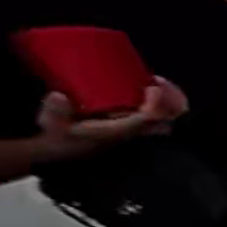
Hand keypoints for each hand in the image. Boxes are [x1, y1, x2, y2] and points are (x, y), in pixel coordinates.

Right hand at [35, 79, 188, 157]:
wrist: (67, 146)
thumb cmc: (62, 133)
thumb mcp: (53, 122)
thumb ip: (55, 110)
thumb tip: (59, 95)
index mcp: (122, 130)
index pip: (150, 118)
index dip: (156, 103)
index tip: (151, 87)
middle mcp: (140, 130)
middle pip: (171, 116)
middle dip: (172, 97)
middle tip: (158, 80)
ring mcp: (145, 128)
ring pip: (173, 115)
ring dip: (173, 97)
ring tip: (159, 81)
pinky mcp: (143, 124)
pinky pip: (167, 114)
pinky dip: (169, 101)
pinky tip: (157, 87)